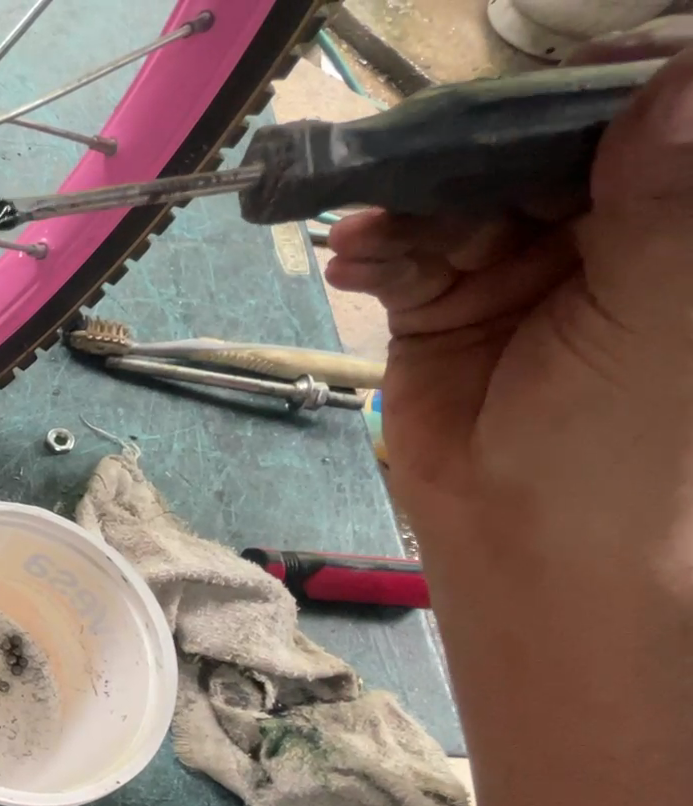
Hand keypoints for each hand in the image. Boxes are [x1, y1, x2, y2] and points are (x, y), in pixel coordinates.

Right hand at [327, 19, 692, 567]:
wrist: (522, 530)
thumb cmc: (625, 435)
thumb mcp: (659, 314)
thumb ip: (666, 203)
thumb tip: (682, 76)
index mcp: (681, 223)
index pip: (651, 127)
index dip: (605, 91)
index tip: (548, 71)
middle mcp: (604, 230)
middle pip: (537, 155)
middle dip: (475, 150)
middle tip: (411, 148)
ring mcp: (515, 266)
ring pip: (456, 204)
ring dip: (405, 212)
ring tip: (360, 234)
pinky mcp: (438, 303)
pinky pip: (402, 258)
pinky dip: (374, 255)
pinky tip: (351, 261)